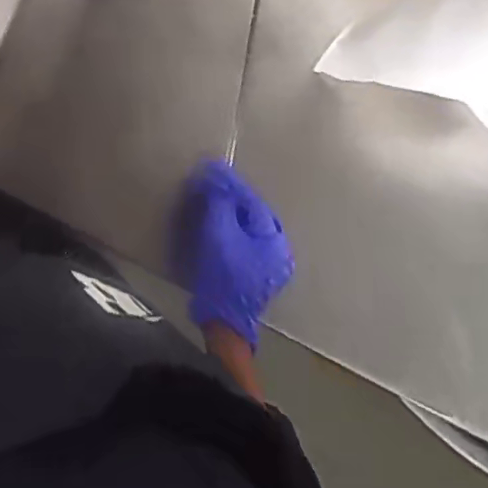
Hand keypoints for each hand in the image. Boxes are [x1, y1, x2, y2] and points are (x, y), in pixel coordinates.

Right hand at [176, 160, 293, 349]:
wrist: (223, 320)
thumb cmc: (223, 273)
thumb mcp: (218, 232)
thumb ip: (220, 202)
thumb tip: (217, 178)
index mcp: (274, 237)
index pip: (250, 199)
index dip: (229, 182)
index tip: (210, 167)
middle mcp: (279, 249)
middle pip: (252, 212)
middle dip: (231, 196)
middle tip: (209, 182)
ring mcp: (270, 264)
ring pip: (248, 226)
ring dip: (230, 211)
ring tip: (210, 199)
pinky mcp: (256, 274)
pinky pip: (244, 239)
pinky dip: (231, 227)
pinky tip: (217, 224)